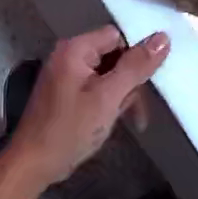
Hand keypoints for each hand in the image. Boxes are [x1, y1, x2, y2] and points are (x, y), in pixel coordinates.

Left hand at [3, 26, 170, 188]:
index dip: (136, 54)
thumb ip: (135, 67)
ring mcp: (66, 74)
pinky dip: (109, 102)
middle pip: (114, 55)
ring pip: (108, 74)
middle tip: (138, 111)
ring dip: (122, 95)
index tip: (150, 79)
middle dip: (130, 82)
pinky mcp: (67, 92)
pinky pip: (96, 87)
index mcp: (75, 48)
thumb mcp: (109, 97)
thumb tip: (163, 37)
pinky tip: (112, 121)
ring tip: (128, 120)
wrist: (34, 162)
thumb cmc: (70, 128)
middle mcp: (68, 55)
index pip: (117, 35)